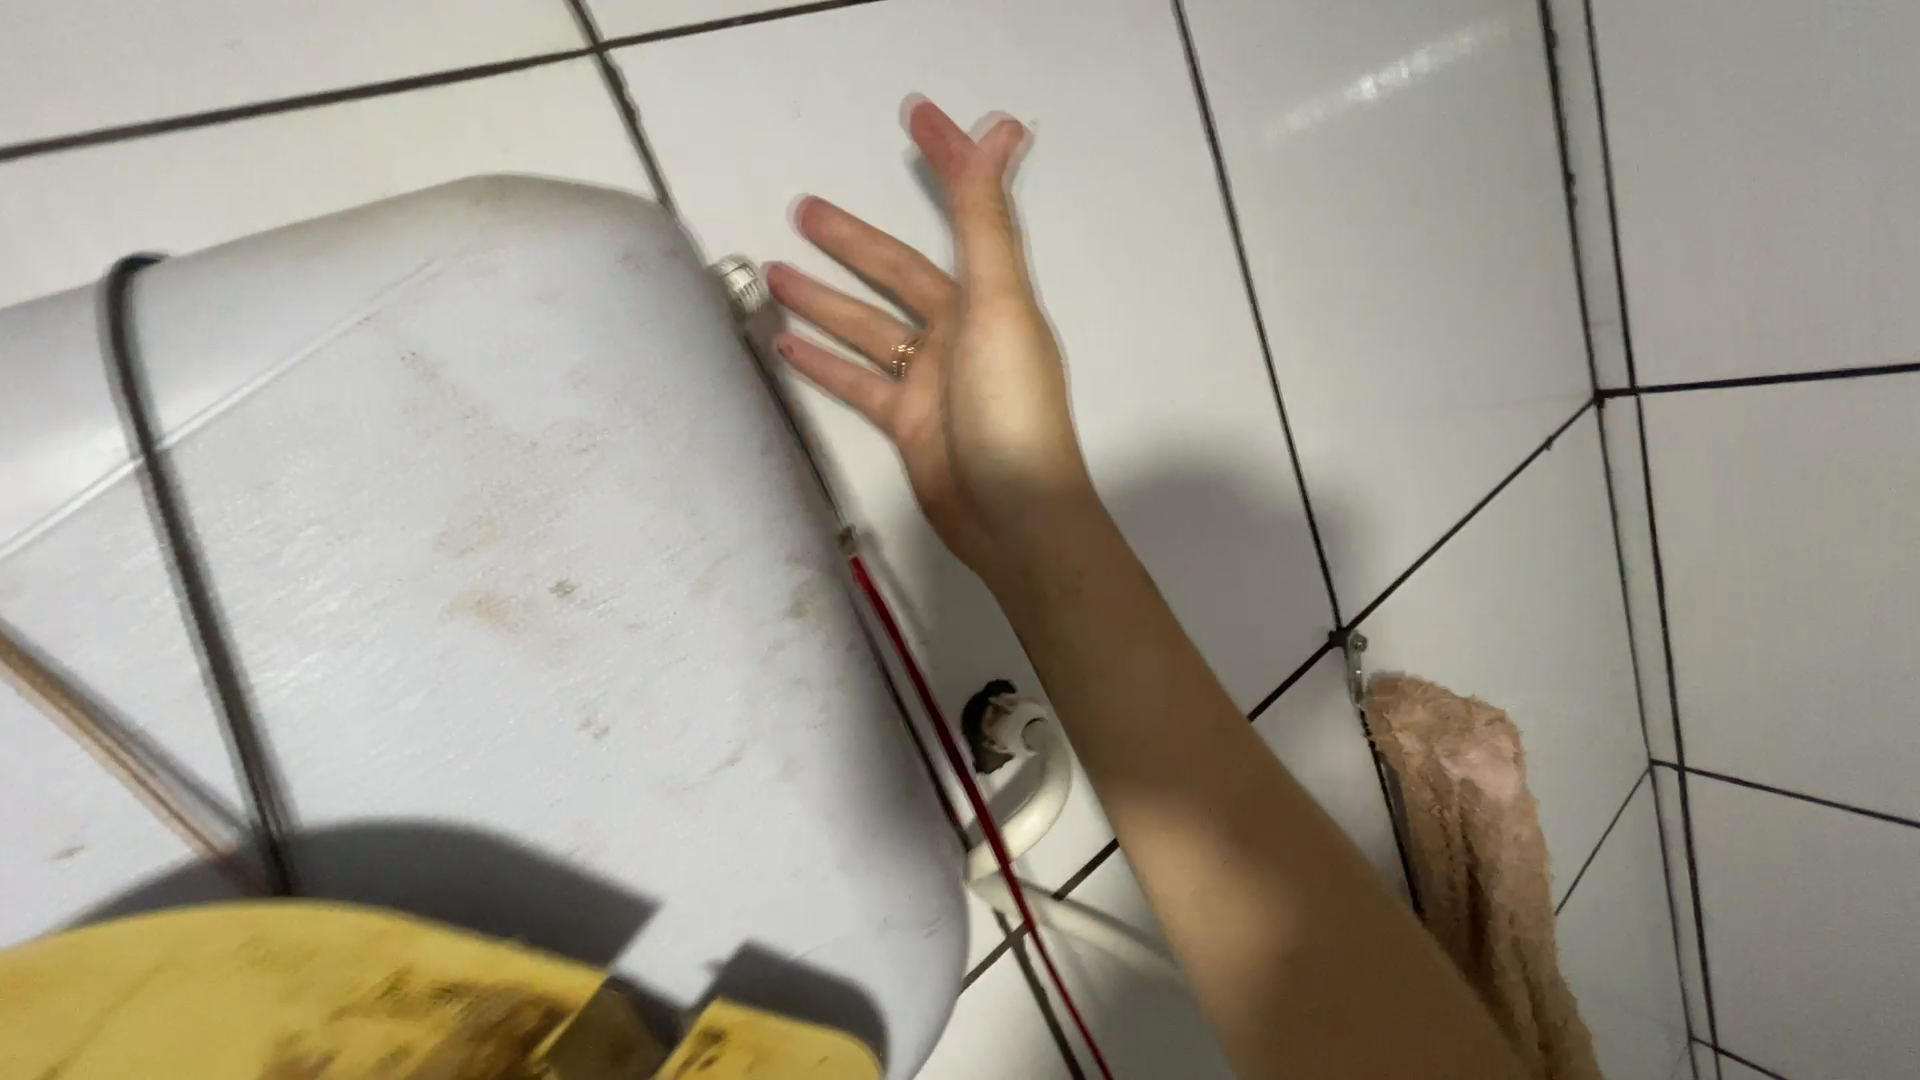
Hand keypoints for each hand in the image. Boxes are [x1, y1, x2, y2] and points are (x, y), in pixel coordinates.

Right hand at [766, 99, 1095, 581]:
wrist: (1013, 512)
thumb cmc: (1011, 408)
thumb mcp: (999, 305)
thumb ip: (987, 221)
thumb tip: (1004, 127)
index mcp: (989, 298)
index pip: (961, 214)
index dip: (945, 161)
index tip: (915, 114)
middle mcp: (960, 333)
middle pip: (896, 275)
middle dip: (851, 243)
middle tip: (801, 210)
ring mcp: (930, 381)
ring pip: (867, 328)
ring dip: (823, 301)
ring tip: (772, 271)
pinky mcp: (907, 424)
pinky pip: (858, 382)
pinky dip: (823, 363)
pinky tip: (784, 342)